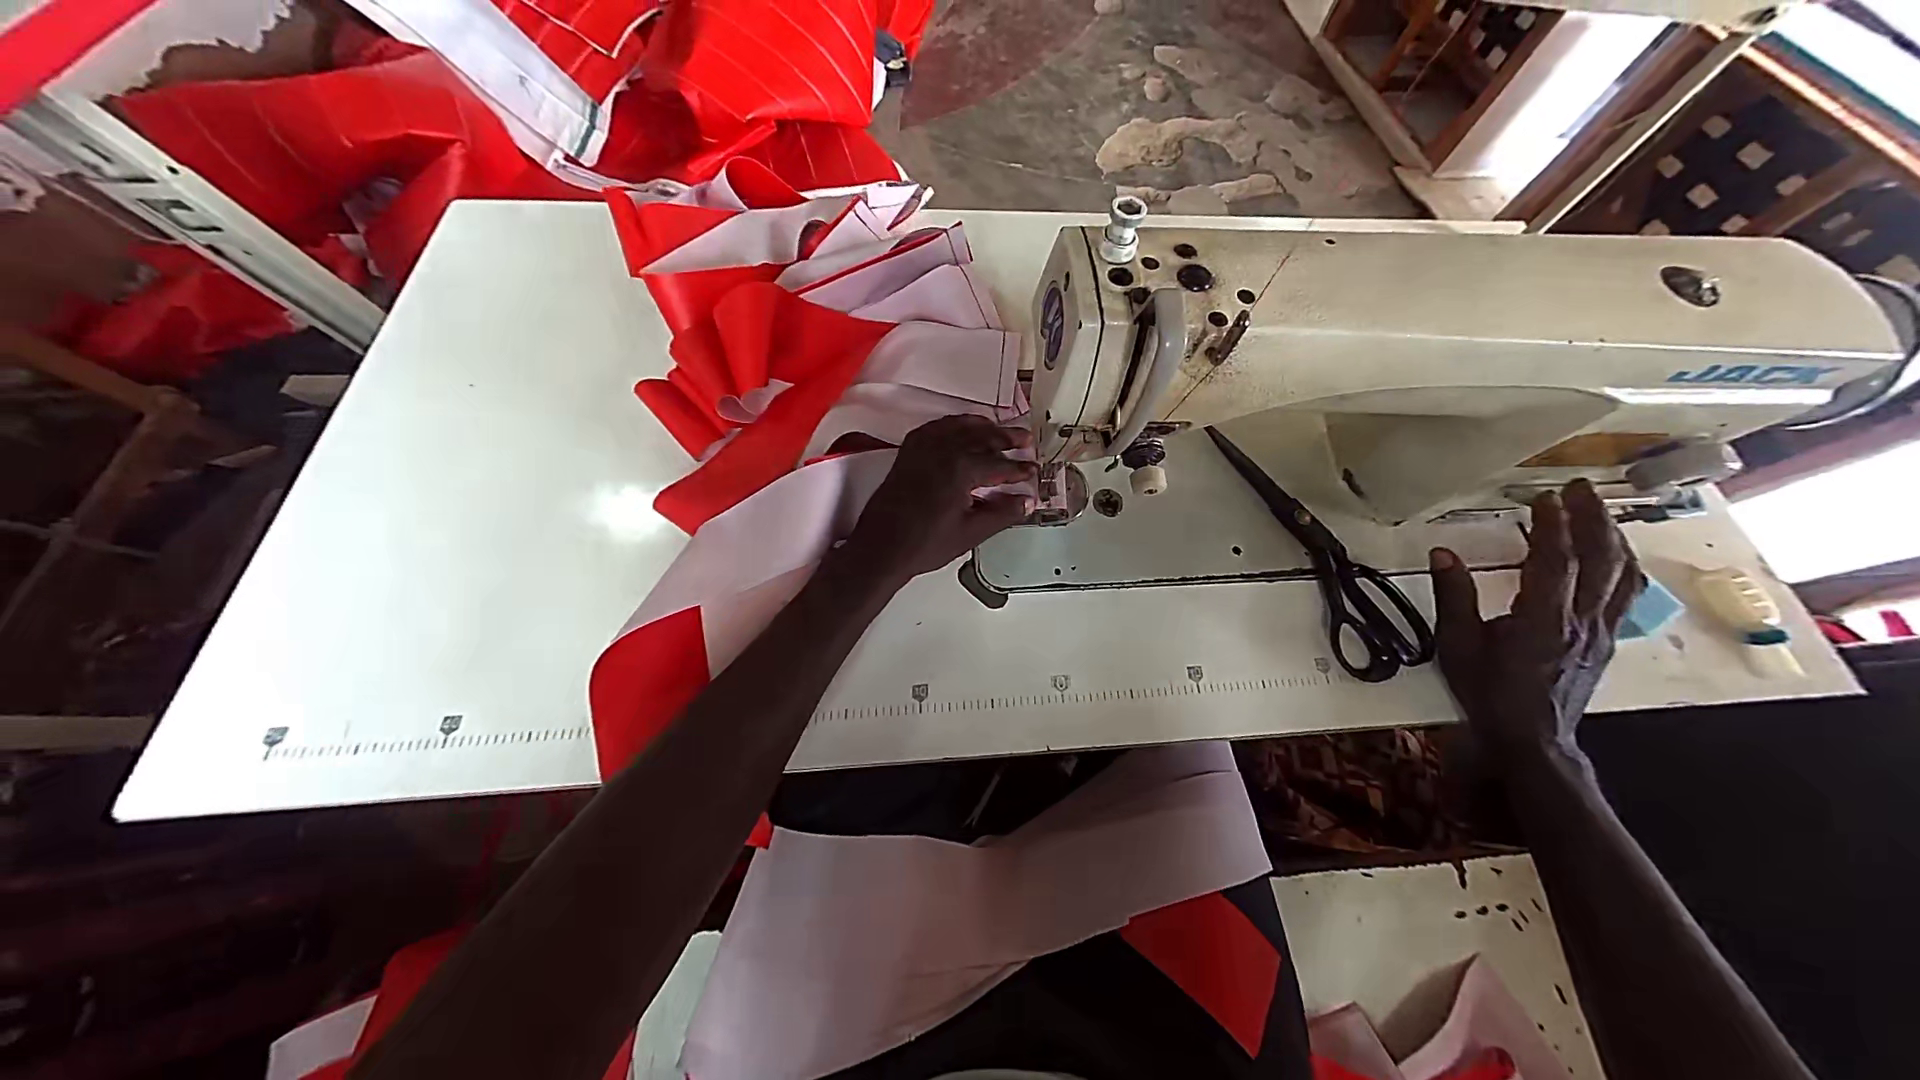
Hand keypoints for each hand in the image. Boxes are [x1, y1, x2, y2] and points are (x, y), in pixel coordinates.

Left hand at [830, 415, 1035, 590]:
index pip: (1000, 464)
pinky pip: (936, 428)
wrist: (882, 548)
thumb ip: (1003, 513)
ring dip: (983, 427)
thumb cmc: (922, 543)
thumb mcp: (971, 532)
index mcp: (961, 469)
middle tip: (1025, 440)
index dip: (1019, 469)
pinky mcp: (908, 452)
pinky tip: (960, 429)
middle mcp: (942, 451)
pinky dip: (953, 425)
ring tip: (999, 430)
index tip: (1031, 471)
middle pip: (983, 437)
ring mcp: (923, 449)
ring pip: (960, 427)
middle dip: (1007, 438)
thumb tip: (1024, 503)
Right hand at [1427, 479, 1642, 765]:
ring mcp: (1601, 630)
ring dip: (1612, 537)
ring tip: (1598, 513)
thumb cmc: (1487, 690)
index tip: (1543, 497)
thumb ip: (1453, 596)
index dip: (1552, 524)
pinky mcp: (1607, 641)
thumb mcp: (1456, 644)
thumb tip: (1442, 553)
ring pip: (1622, 574)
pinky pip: (1625, 594)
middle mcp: (1581, 619)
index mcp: (1542, 618)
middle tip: (1577, 489)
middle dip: (1591, 518)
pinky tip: (1614, 557)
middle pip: (1601, 559)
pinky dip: (1622, 566)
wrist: (1530, 737)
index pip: (1556, 560)